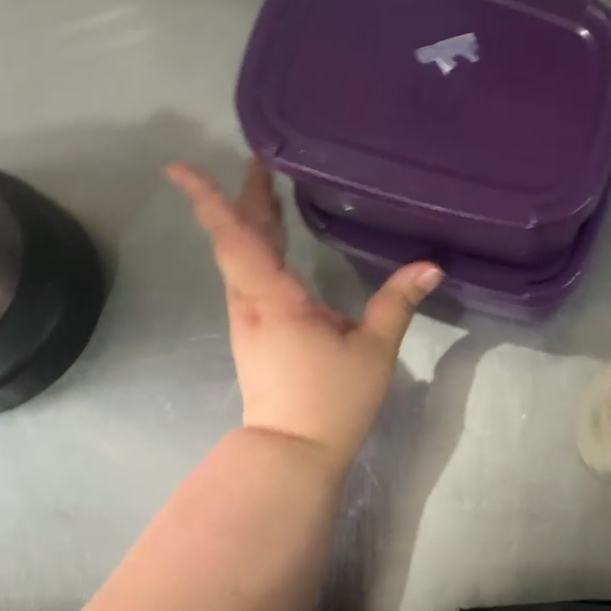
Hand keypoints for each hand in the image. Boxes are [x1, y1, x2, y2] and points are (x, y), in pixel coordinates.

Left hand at [168, 158, 440, 464]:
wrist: (294, 450)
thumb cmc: (332, 400)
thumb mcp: (374, 350)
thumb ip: (398, 303)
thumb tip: (431, 266)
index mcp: (275, 299)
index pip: (238, 239)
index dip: (211, 201)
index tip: (180, 168)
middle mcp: (252, 303)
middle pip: (238, 240)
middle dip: (243, 197)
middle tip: (258, 160)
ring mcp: (249, 319)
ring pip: (241, 259)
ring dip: (249, 221)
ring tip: (267, 189)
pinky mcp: (257, 333)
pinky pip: (249, 277)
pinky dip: (256, 248)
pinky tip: (274, 244)